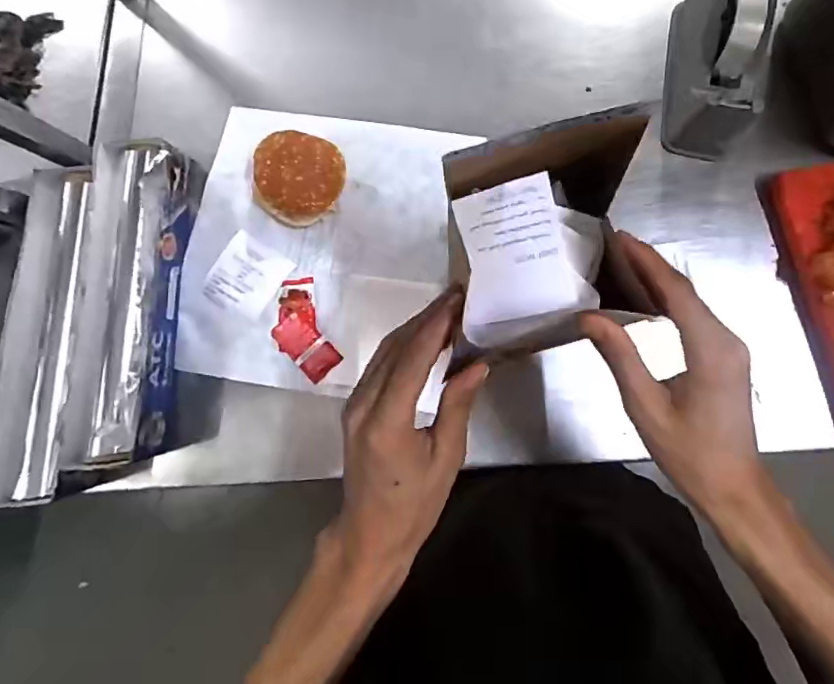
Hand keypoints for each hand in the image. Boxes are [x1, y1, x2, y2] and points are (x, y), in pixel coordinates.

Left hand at [330, 287, 490, 585]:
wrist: (368, 536)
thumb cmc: (413, 506)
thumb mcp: (446, 459)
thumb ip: (458, 406)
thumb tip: (478, 363)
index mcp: (387, 420)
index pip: (412, 358)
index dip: (435, 325)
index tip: (457, 300)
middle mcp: (364, 404)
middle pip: (395, 346)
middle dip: (426, 318)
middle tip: (456, 296)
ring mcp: (355, 403)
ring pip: (385, 351)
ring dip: (415, 327)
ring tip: (446, 309)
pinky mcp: (356, 406)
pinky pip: (381, 364)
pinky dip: (404, 344)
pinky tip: (426, 337)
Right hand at [580, 231, 764, 517]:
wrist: (736, 488)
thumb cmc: (690, 453)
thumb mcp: (646, 407)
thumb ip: (620, 356)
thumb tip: (589, 316)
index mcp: (710, 349)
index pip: (676, 291)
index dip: (648, 261)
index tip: (622, 238)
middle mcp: (726, 339)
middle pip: (686, 290)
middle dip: (651, 263)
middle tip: (616, 243)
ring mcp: (730, 346)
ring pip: (692, 301)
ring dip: (660, 279)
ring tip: (625, 261)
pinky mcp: (727, 355)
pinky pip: (696, 316)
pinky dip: (670, 299)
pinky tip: (647, 296)